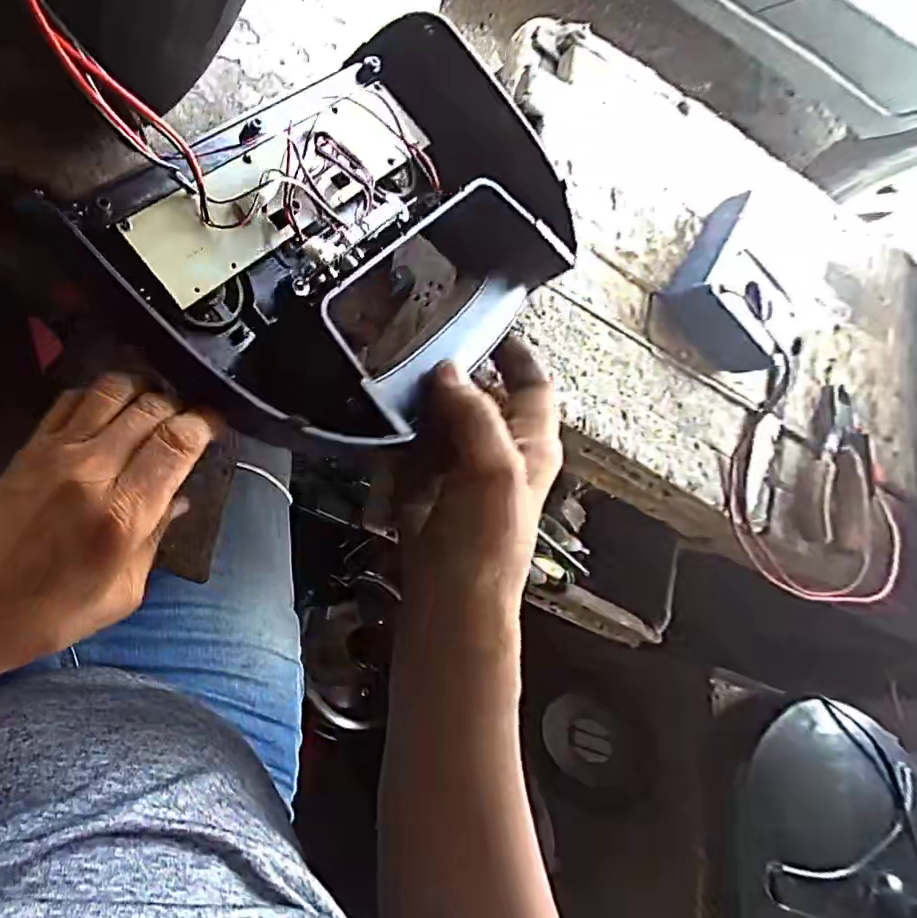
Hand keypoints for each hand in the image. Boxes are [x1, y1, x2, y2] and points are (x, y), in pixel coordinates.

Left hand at [0, 373, 217, 708]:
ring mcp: (56, 450)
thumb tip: (178, 498)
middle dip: (179, 406)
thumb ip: (155, 539)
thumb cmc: (46, 617)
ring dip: (143, 391)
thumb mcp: (120, 595)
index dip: (205, 424)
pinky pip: (73, 398)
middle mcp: (92, 468)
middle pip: (151, 406)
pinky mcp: (29, 445)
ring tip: (154, 409)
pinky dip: (101, 394)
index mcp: (122, 513)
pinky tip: (110, 412)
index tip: (215, 426)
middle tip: (188, 422)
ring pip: (113, 389)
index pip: (177, 441)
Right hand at [398, 336, 561, 612]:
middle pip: (478, 395)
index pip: (531, 383)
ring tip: (394, 373)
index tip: (484, 323)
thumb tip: (446, 371)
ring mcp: (457, 464)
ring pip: (439, 416)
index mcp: (531, 443)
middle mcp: (496, 448)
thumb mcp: (494, 468)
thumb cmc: (488, 539)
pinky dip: (399, 430)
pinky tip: (385, 418)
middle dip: (452, 374)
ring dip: (419, 400)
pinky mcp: (425, 481)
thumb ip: (474, 414)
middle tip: (418, 345)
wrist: (451, 593)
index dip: (514, 352)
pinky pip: (411, 443)